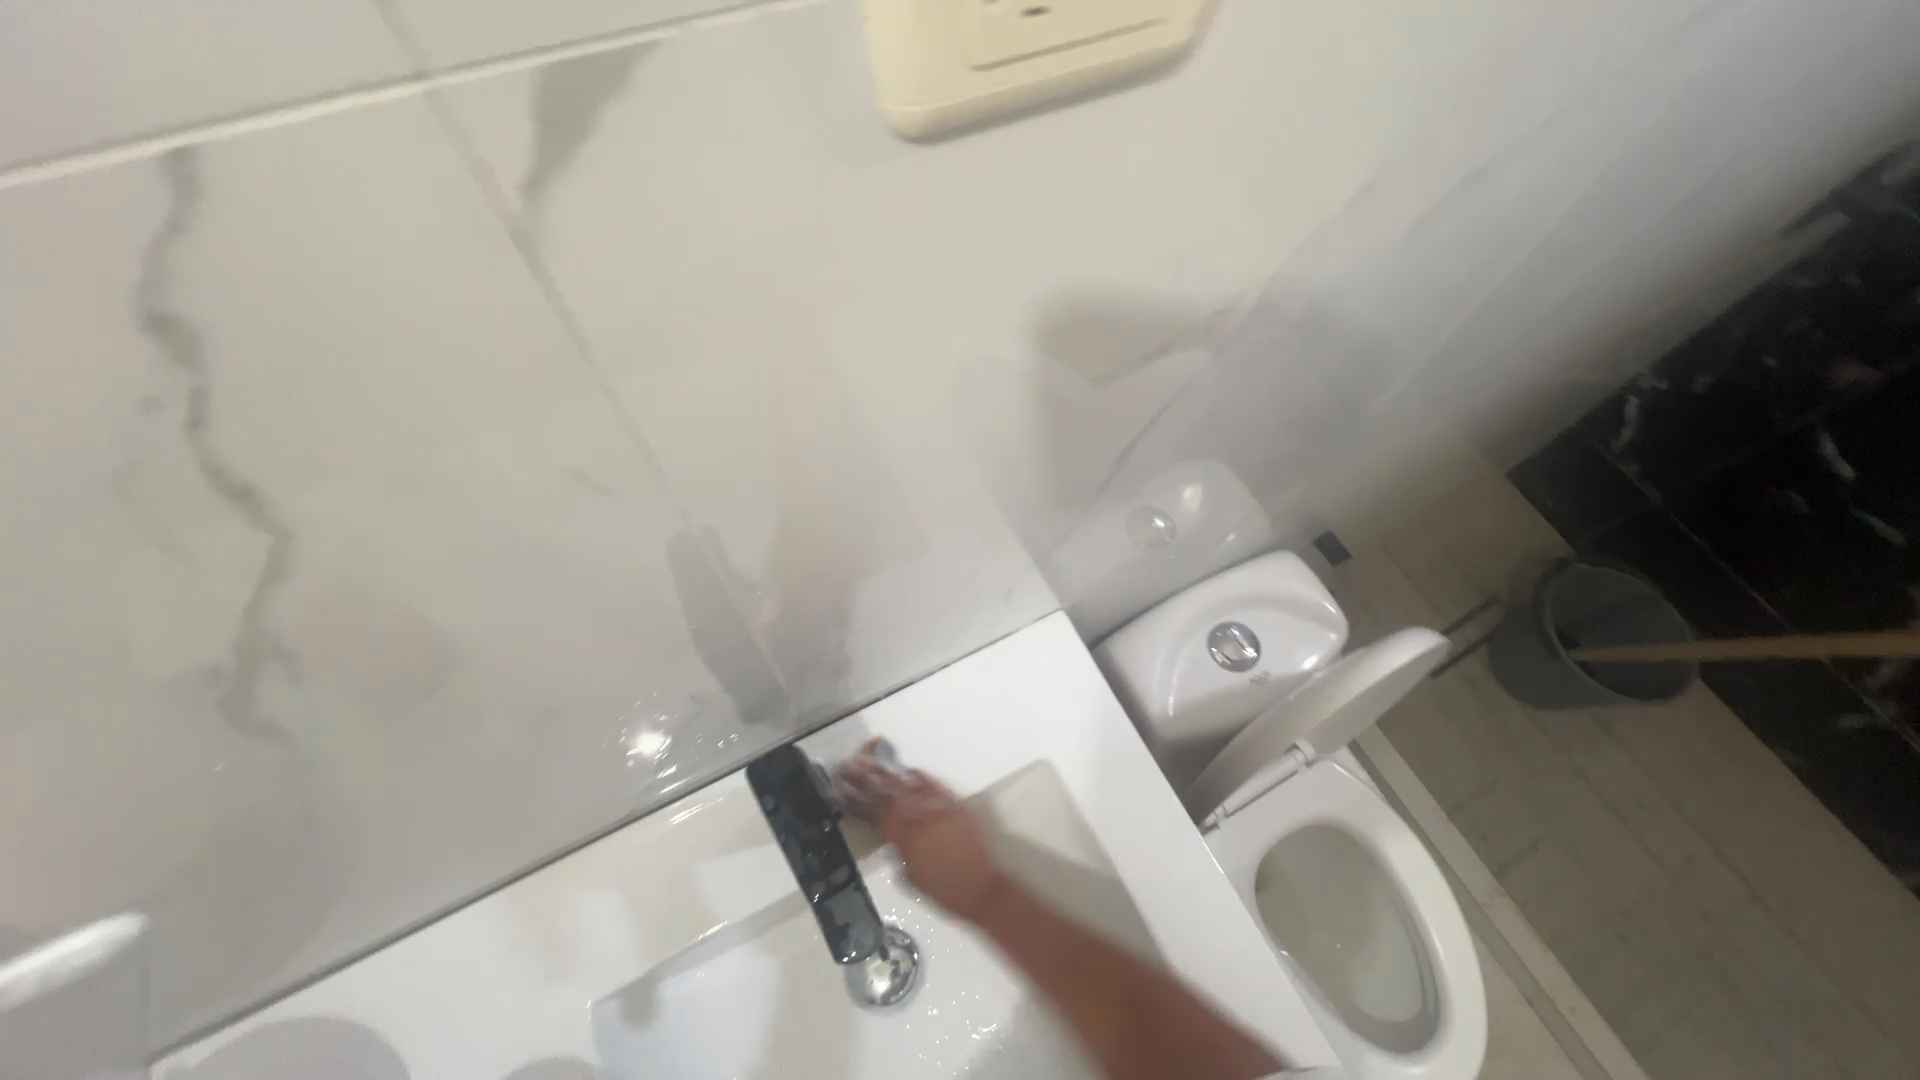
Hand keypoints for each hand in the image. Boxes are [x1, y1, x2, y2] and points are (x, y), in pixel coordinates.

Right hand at [836, 748, 1004, 923]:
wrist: (981, 890)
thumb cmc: (942, 892)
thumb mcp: (909, 877)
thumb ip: (897, 851)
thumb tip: (889, 836)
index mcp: (904, 838)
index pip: (873, 814)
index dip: (855, 802)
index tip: (838, 789)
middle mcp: (919, 818)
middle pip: (887, 795)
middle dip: (865, 780)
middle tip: (848, 766)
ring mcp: (939, 809)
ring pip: (908, 787)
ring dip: (888, 774)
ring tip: (870, 761)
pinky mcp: (957, 806)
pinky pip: (936, 788)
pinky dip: (922, 779)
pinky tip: (909, 770)